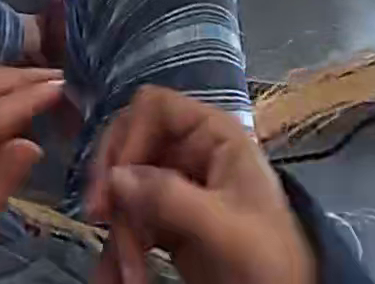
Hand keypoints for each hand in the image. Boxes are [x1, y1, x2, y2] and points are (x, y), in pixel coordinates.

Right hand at [83, 87, 313, 283]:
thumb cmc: (274, 265)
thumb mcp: (228, 232)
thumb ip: (170, 198)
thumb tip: (113, 178)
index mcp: (212, 135)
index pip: (153, 108)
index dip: (130, 135)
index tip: (119, 177)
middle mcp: (189, 148)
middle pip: (129, 142)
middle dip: (114, 183)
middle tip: (100, 217)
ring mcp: (177, 180)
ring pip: (124, 181)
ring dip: (117, 222)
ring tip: (123, 269)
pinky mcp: (168, 215)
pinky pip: (130, 214)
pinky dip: (120, 241)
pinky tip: (116, 273)